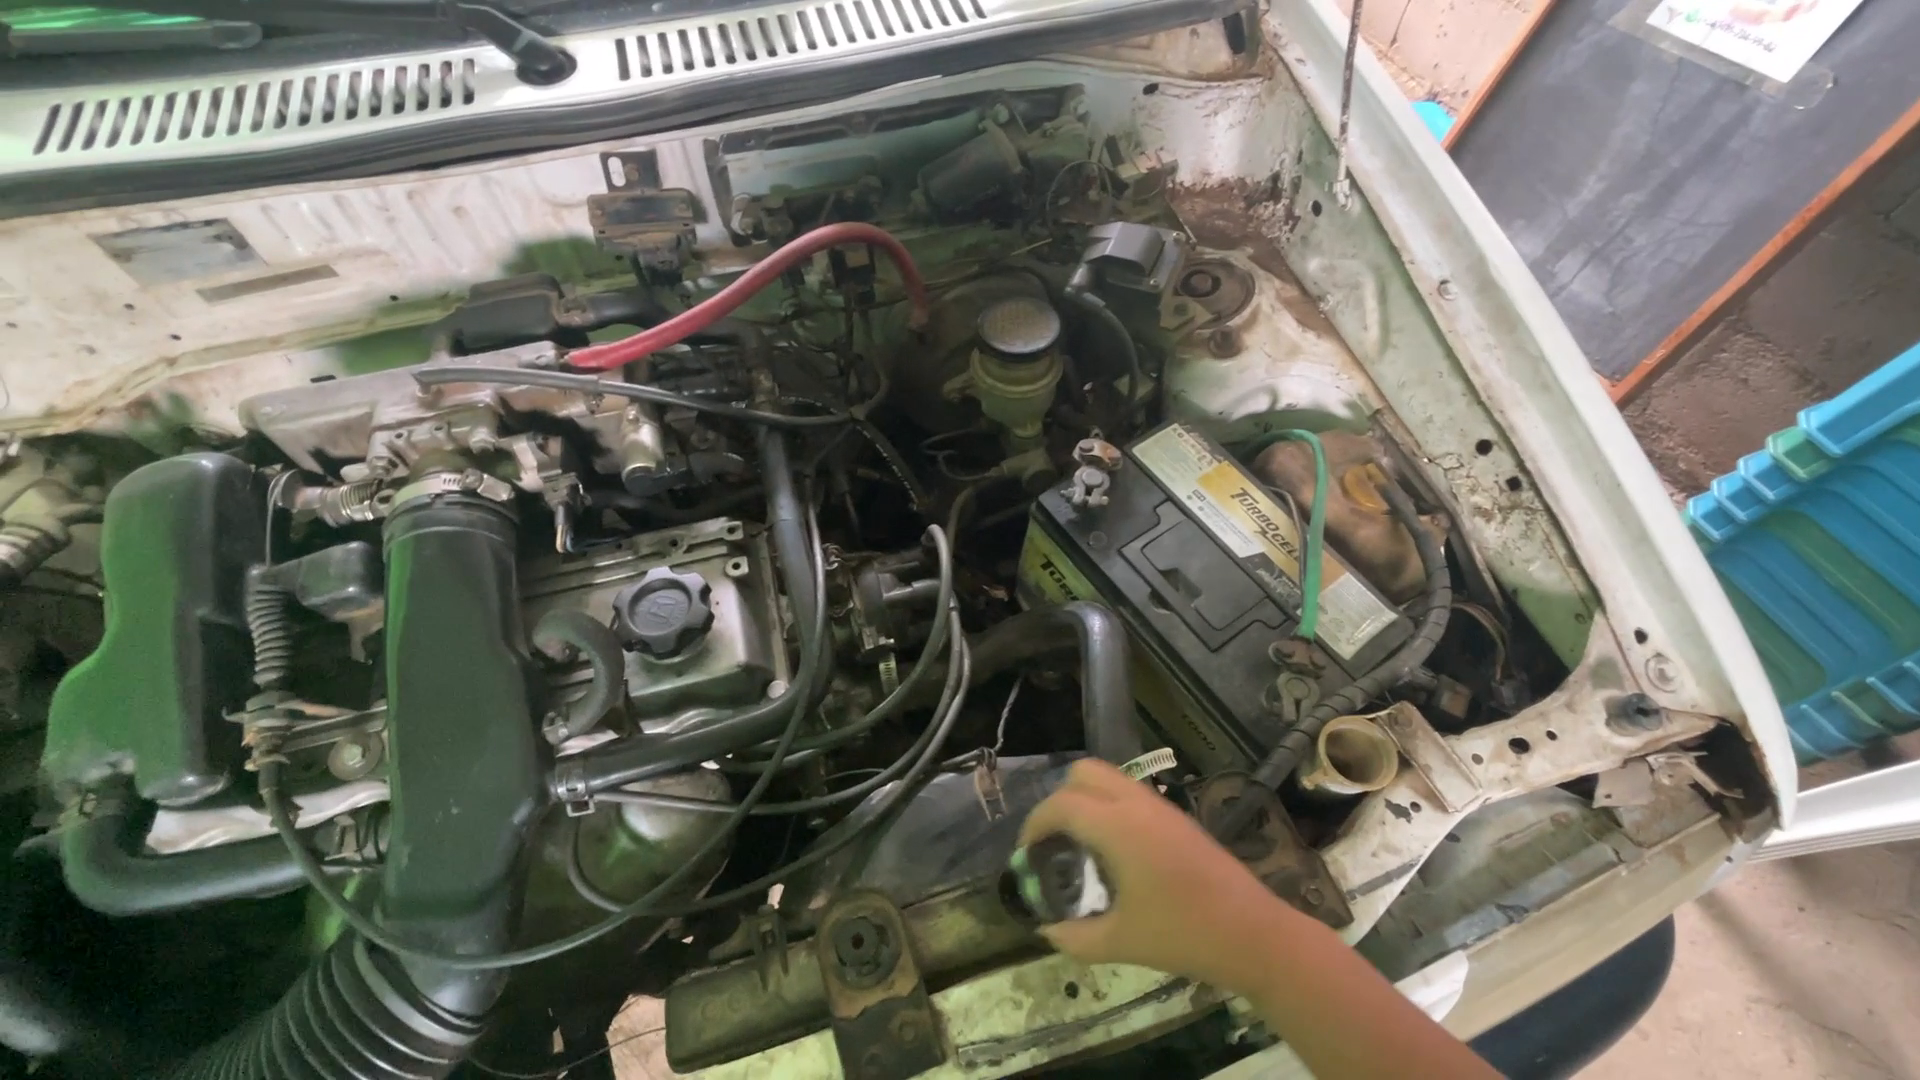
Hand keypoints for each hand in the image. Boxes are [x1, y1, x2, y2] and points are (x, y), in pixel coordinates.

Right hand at [1017, 759, 1305, 996]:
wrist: (1254, 934)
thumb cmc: (1184, 935)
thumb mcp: (1121, 942)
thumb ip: (1075, 937)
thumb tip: (1047, 930)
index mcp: (1118, 827)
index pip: (1061, 805)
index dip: (1035, 825)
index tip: (1026, 855)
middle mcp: (1137, 804)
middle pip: (1083, 772)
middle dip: (1059, 799)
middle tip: (1053, 841)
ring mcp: (1161, 806)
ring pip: (1109, 777)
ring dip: (1085, 799)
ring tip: (1079, 845)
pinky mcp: (1177, 817)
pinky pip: (1130, 793)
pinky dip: (1109, 807)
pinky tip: (1114, 852)